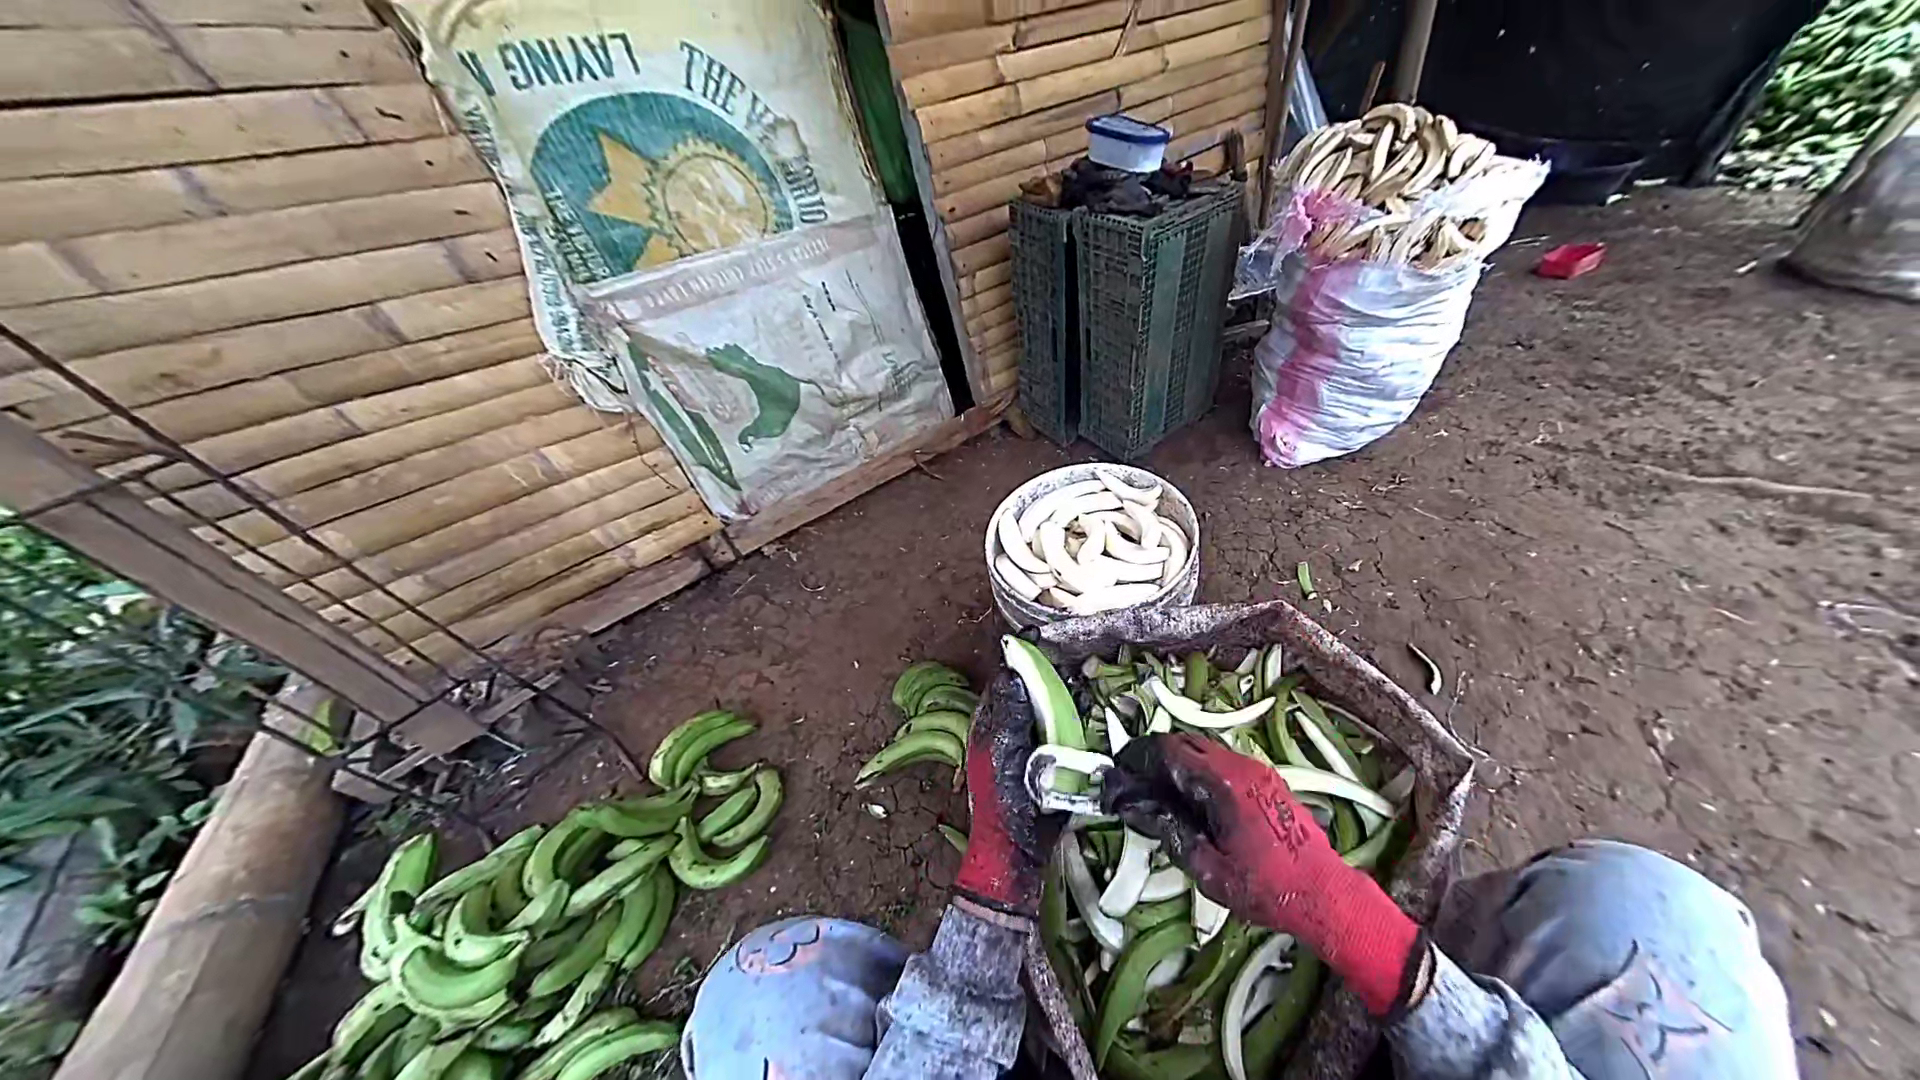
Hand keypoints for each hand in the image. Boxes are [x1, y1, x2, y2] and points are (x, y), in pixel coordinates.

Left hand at [954, 672, 1065, 917]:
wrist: (1015, 849)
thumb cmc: (1006, 801)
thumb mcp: (1005, 752)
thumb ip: (1010, 713)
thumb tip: (1012, 674)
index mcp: (989, 723)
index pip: (1004, 678)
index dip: (1019, 654)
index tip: (1037, 633)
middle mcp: (1003, 728)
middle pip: (1023, 687)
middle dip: (1043, 668)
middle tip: (1064, 655)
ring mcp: (1022, 744)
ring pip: (1040, 704)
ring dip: (1057, 689)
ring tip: (1075, 679)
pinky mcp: (1039, 759)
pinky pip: (1054, 726)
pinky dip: (1067, 713)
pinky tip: (1081, 707)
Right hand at [1100, 733, 1421, 1015]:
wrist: (1329, 896)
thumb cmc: (1266, 888)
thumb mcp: (1209, 870)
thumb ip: (1171, 834)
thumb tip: (1139, 810)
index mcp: (1223, 784)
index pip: (1170, 751)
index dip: (1141, 756)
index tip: (1123, 767)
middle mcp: (1241, 767)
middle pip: (1188, 741)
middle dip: (1159, 754)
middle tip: (1139, 776)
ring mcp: (1258, 771)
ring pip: (1208, 749)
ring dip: (1182, 760)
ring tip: (1163, 787)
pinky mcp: (1269, 780)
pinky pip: (1225, 761)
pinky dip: (1202, 768)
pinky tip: (1196, 795)